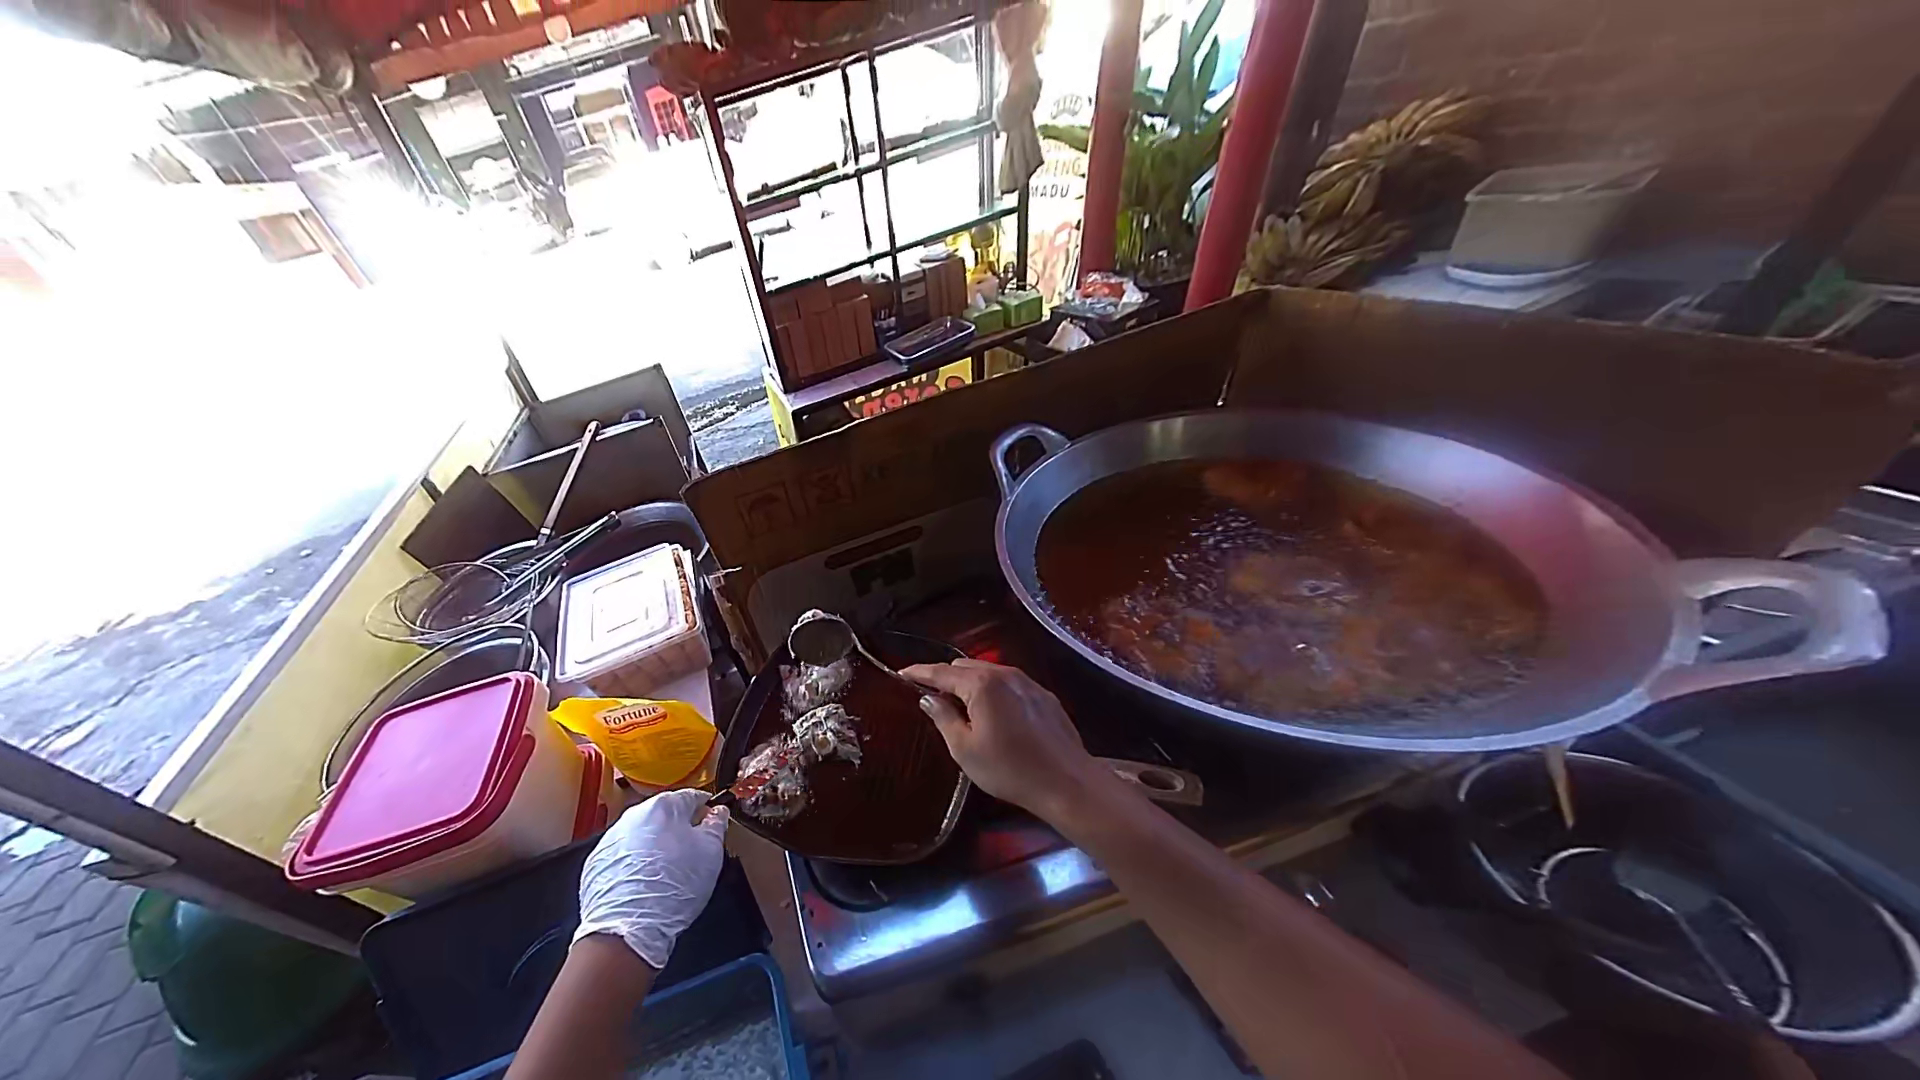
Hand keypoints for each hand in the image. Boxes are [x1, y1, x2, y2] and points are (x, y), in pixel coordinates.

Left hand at [574, 788, 727, 968]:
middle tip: (691, 853)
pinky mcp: (596, 864)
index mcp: (665, 805)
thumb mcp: (711, 852)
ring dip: (656, 846)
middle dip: (679, 829)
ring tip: (666, 873)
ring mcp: (612, 839)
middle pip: (665, 814)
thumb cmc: (672, 888)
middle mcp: (635, 815)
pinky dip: (635, 864)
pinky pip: (623, 855)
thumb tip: (718, 813)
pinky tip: (645, 884)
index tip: (712, 824)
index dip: (706, 810)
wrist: (627, 930)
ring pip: (643, 834)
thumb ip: (717, 824)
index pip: (693, 796)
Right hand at [901, 659, 1106, 820]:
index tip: (902, 673)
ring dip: (970, 683)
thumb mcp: (965, 749)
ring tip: (960, 705)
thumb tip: (929, 698)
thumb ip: (944, 718)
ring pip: (989, 672)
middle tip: (932, 697)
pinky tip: (993, 712)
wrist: (1066, 781)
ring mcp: (1027, 682)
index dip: (919, 672)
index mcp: (981, 684)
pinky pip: (1009, 683)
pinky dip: (993, 690)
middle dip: (946, 677)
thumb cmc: (1009, 769)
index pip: (941, 672)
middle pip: (965, 666)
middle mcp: (1004, 674)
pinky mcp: (1043, 695)